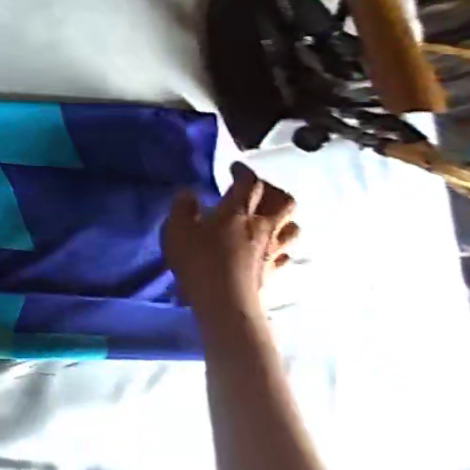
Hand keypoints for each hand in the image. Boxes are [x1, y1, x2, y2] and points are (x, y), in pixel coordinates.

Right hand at [163, 162, 298, 314]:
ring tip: (269, 219)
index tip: (235, 168)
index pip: (249, 183)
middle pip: (284, 201)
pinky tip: (270, 249)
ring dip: (284, 219)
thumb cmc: (197, 261)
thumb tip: (188, 192)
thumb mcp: (176, 230)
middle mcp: (262, 226)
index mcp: (237, 211)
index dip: (244, 171)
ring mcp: (272, 249)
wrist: (224, 301)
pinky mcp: (274, 271)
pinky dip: (281, 247)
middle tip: (258, 192)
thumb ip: (182, 208)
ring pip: (293, 227)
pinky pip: (286, 254)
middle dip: (274, 191)